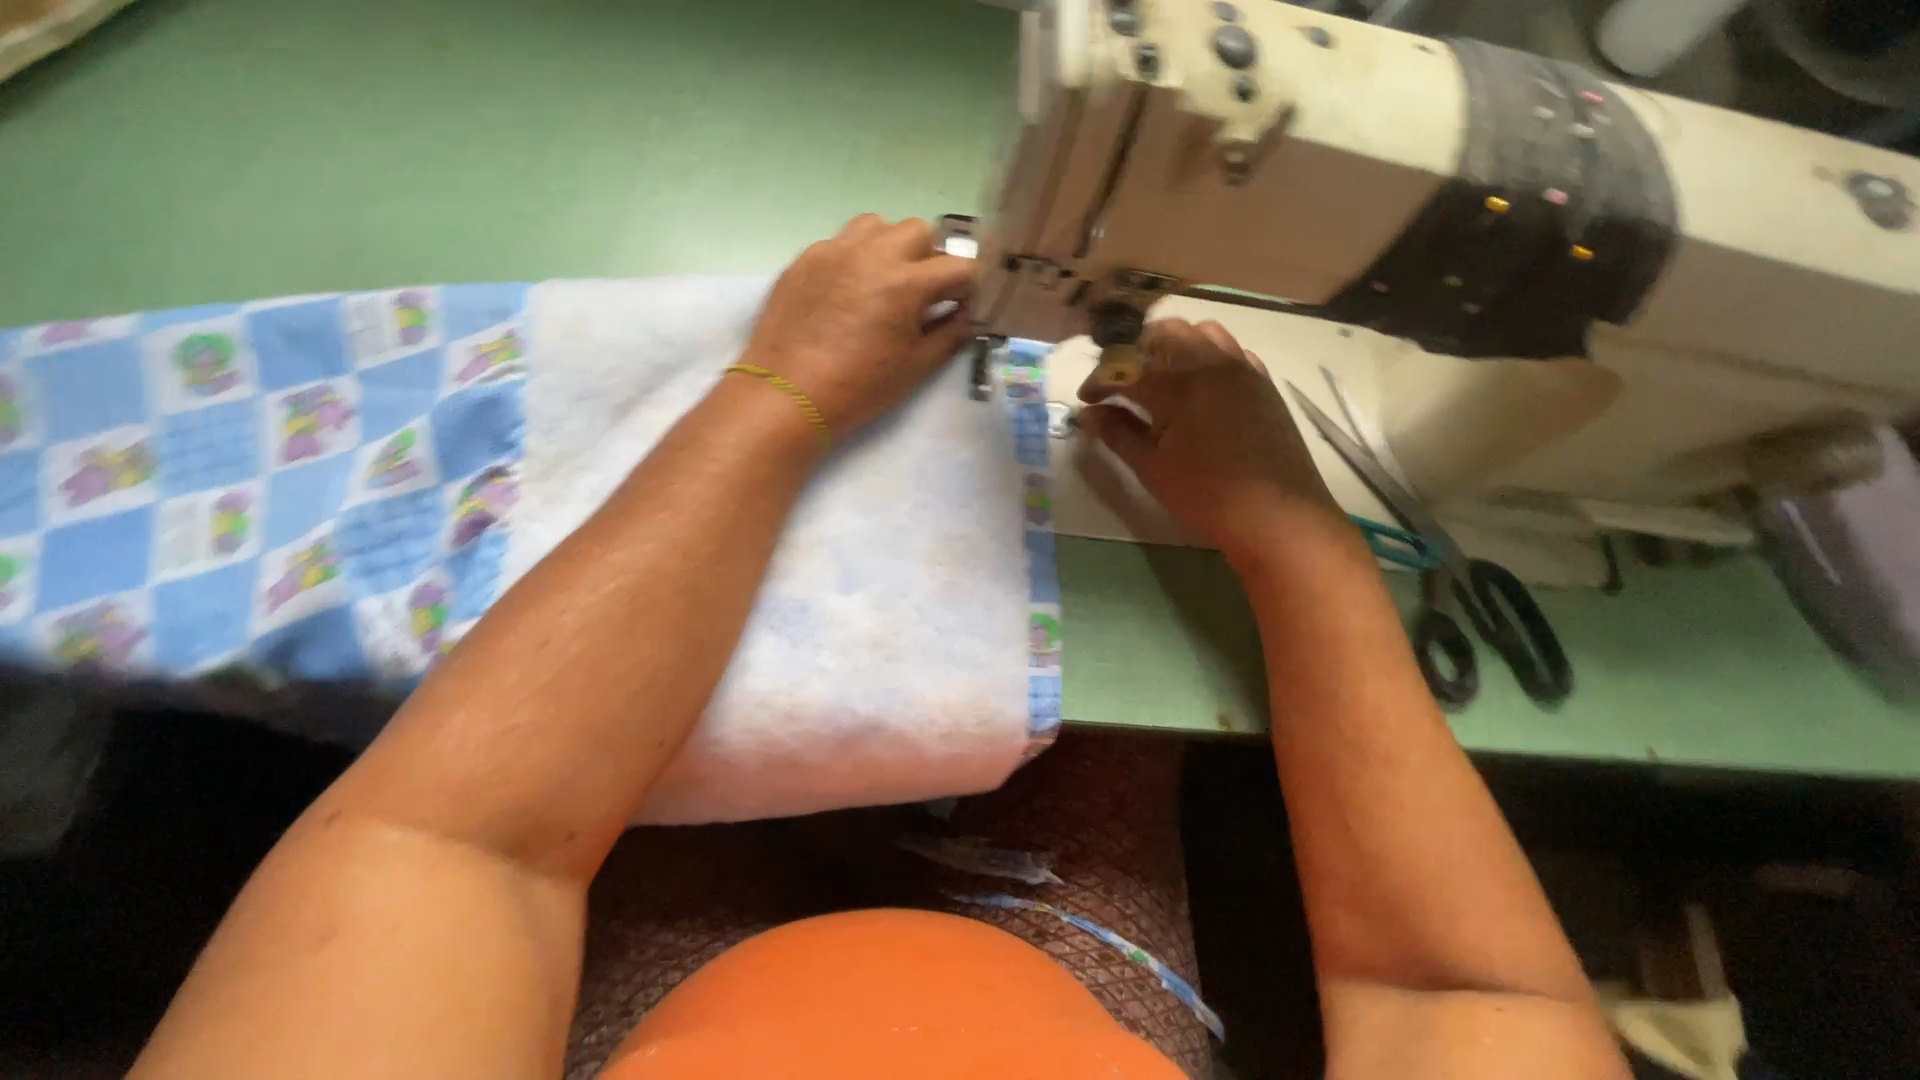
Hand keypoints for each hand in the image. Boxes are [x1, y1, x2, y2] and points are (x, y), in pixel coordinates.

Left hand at [737, 214, 974, 437]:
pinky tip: (848, 292)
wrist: (787, 394)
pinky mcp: (805, 258)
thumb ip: (950, 335)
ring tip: (884, 282)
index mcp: (906, 282)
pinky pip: (840, 242)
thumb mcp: (915, 367)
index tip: (964, 305)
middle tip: (923, 293)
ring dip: (891, 246)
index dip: (969, 286)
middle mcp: (872, 253)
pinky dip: (855, 258)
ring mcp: (834, 251)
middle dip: (930, 257)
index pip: (959, 266)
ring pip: (877, 226)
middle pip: (920, 230)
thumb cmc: (858, 387)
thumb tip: (967, 317)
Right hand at [1077, 318, 1339, 561]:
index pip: (1124, 366)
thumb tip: (1088, 415)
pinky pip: (1229, 349)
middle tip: (1120, 386)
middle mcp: (1209, 363)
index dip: (1098, 381)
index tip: (1086, 402)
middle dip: (1133, 354)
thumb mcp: (1152, 469)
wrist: (1276, 514)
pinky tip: (1198, 385)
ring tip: (1159, 378)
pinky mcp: (1261, 381)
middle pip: (1161, 334)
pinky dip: (1206, 355)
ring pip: (1199, 332)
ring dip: (1171, 346)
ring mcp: (1240, 368)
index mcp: (1176, 385)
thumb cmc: (1206, 496)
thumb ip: (1117, 434)